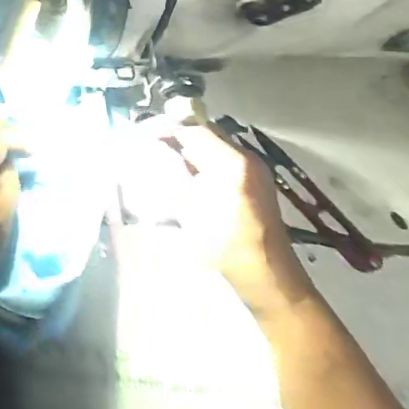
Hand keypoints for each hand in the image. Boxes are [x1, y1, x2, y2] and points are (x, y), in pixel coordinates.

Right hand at [128, 118, 313, 315]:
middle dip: (173, 135)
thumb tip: (151, 148)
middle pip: (202, 132)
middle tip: (147, 144)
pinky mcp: (252, 181)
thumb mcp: (190, 210)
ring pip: (210, 144)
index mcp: (232, 162)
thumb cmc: (227, 249)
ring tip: (159, 160)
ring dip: (184, 148)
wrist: (268, 281)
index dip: (164, 128)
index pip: (192, 128)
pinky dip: (198, 161)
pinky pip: (219, 159)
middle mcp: (246, 158)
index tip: (140, 135)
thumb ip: (171, 173)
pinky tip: (183, 177)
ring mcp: (252, 169)